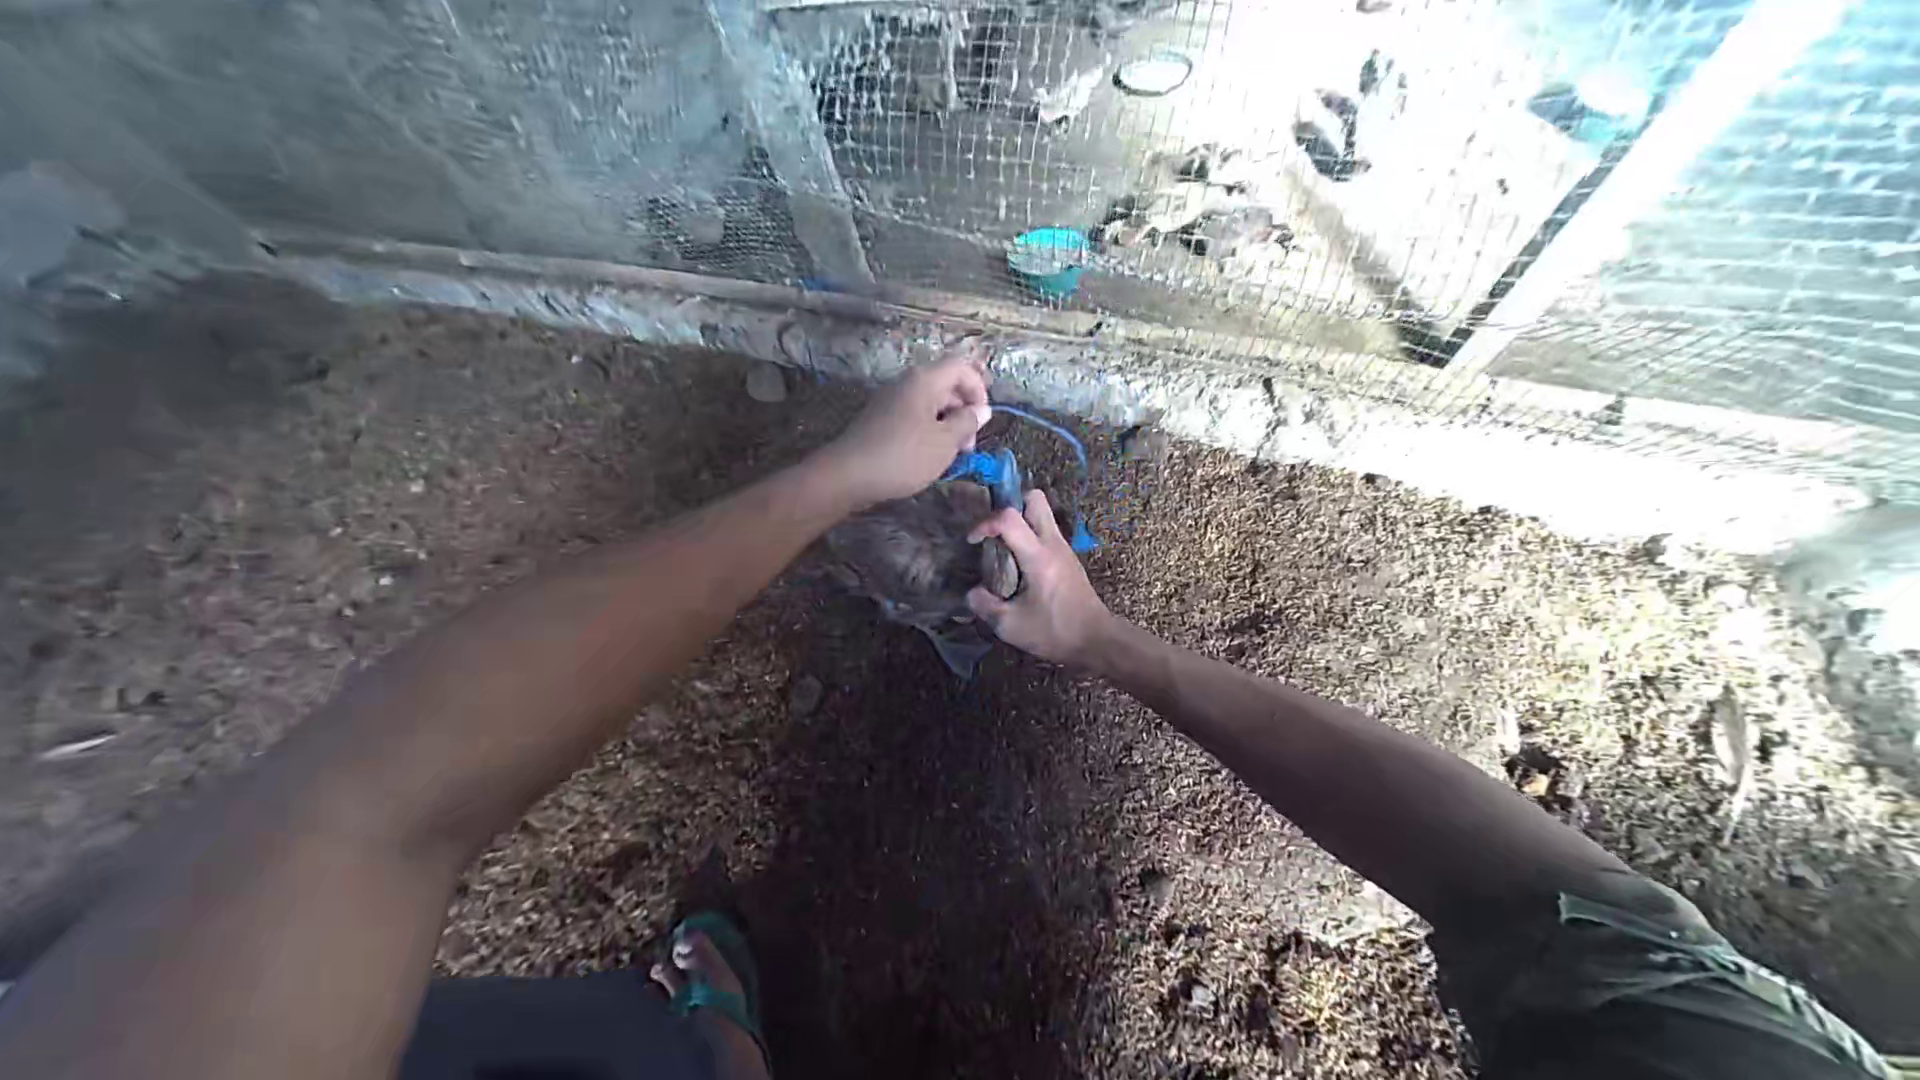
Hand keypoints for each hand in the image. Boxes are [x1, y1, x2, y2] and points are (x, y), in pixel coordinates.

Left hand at [815, 342, 991, 507]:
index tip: (983, 419)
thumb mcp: (945, 442)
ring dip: (947, 426)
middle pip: (946, 386)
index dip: (979, 389)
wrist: (849, 475)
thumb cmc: (904, 456)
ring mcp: (891, 403)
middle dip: (964, 412)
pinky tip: (929, 458)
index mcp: (924, 381)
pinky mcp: (881, 422)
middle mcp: (906, 385)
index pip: (961, 367)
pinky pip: (913, 419)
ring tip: (951, 456)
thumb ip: (967, 423)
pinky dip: (928, 433)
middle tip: (968, 446)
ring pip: (930, 405)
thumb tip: (981, 410)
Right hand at [966, 490, 1113, 664]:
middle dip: (1009, 506)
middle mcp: (1053, 543)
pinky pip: (1046, 532)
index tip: (973, 541)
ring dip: (1020, 521)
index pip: (1008, 518)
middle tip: (994, 530)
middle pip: (1034, 499)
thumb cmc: (1055, 632)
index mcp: (1038, 556)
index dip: (984, 524)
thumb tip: (972, 593)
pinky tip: (1018, 563)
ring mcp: (1063, 548)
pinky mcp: (1067, 558)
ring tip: (1002, 547)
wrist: (1096, 640)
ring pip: (1042, 513)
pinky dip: (1029, 536)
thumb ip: (985, 606)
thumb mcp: (1010, 626)